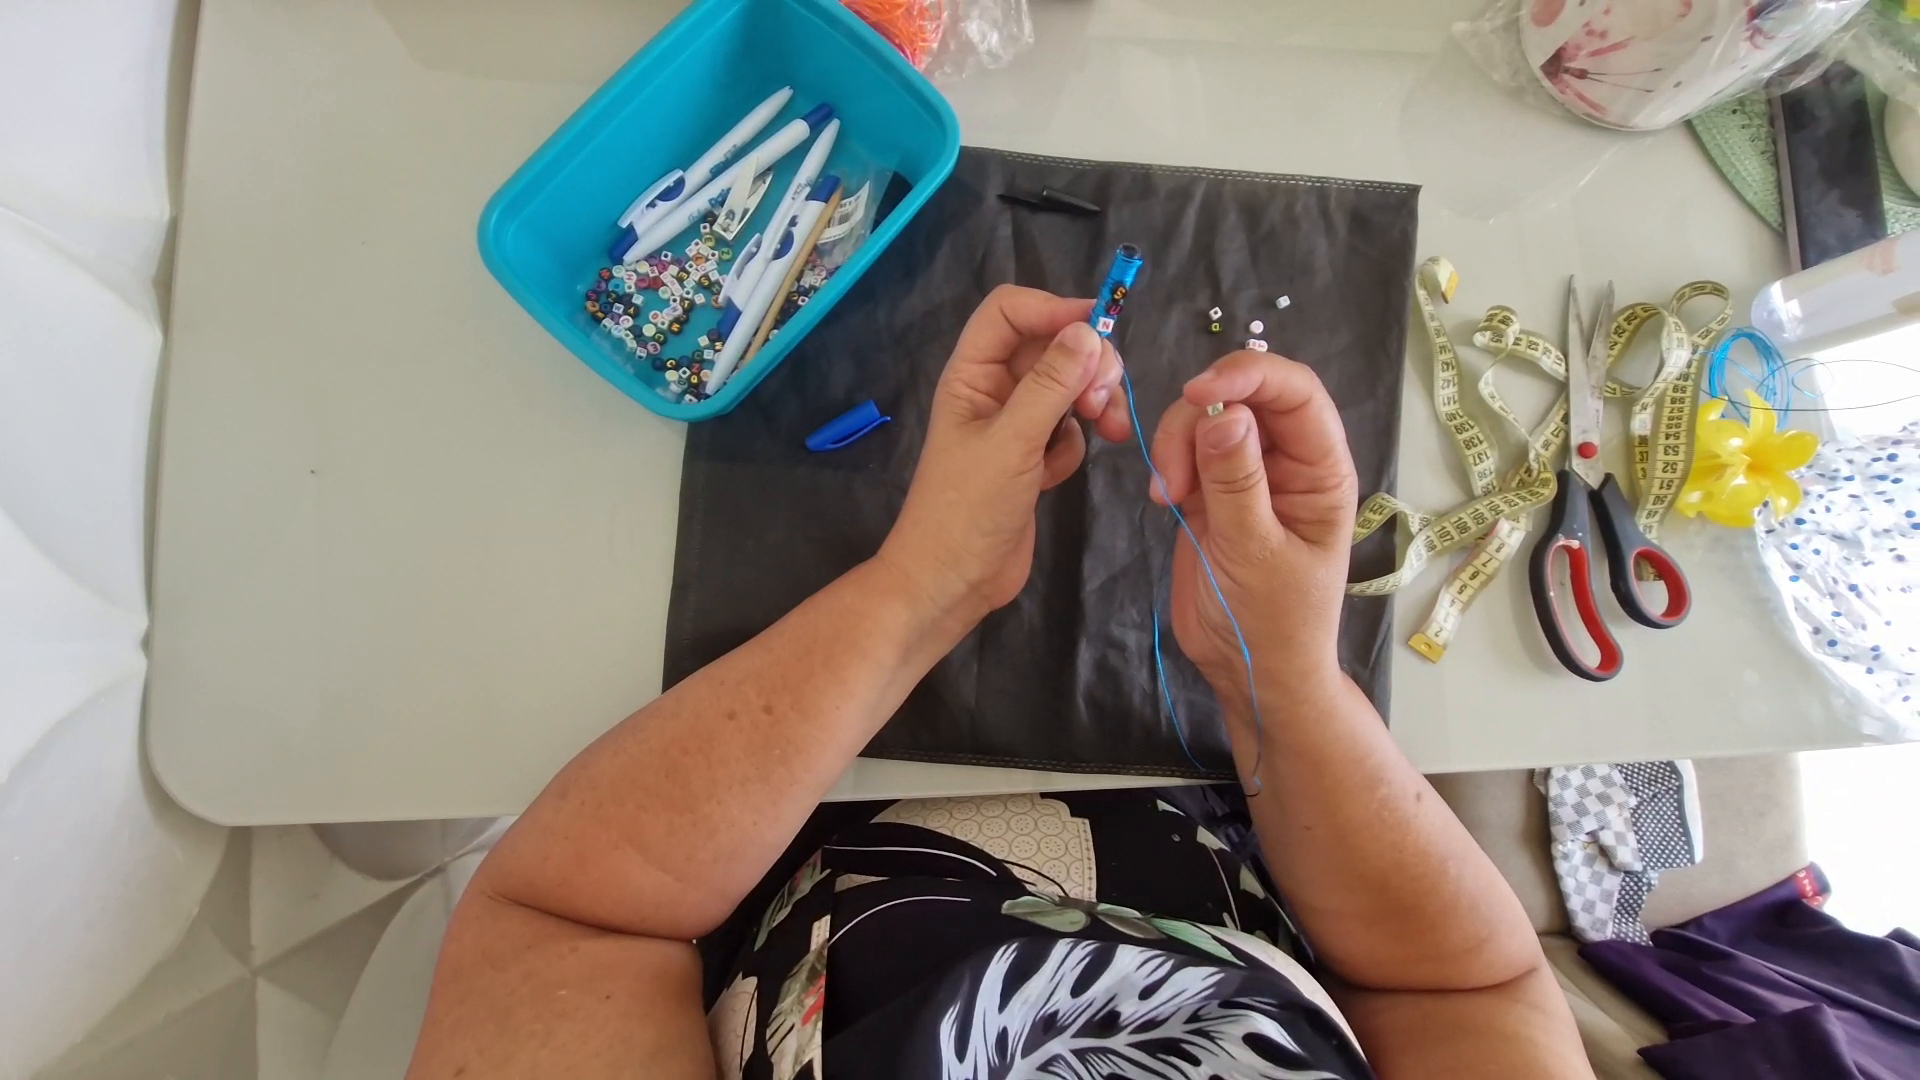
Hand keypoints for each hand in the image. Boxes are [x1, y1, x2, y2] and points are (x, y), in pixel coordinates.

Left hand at [878, 285, 1130, 625]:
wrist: (953, 581)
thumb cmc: (968, 509)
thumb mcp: (1012, 442)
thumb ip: (1051, 385)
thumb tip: (1088, 332)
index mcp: (972, 375)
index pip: (1010, 312)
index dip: (1054, 309)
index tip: (1101, 329)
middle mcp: (994, 392)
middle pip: (1050, 348)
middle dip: (1086, 364)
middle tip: (1107, 397)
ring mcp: (1014, 427)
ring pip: (1066, 390)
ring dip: (1091, 404)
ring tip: (1108, 432)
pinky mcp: (1031, 459)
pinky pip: (1066, 432)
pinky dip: (1072, 447)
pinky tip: (1055, 477)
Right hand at [1147, 351, 1357, 712]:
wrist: (1246, 668)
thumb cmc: (1271, 620)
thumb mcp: (1255, 551)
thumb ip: (1237, 481)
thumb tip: (1223, 412)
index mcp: (1320, 470)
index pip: (1296, 394)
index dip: (1250, 375)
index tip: (1197, 391)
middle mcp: (1286, 463)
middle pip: (1243, 397)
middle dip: (1198, 418)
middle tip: (1172, 471)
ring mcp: (1244, 476)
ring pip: (1205, 420)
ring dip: (1176, 444)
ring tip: (1166, 495)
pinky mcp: (1208, 493)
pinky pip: (1185, 451)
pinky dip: (1168, 463)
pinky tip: (1163, 499)